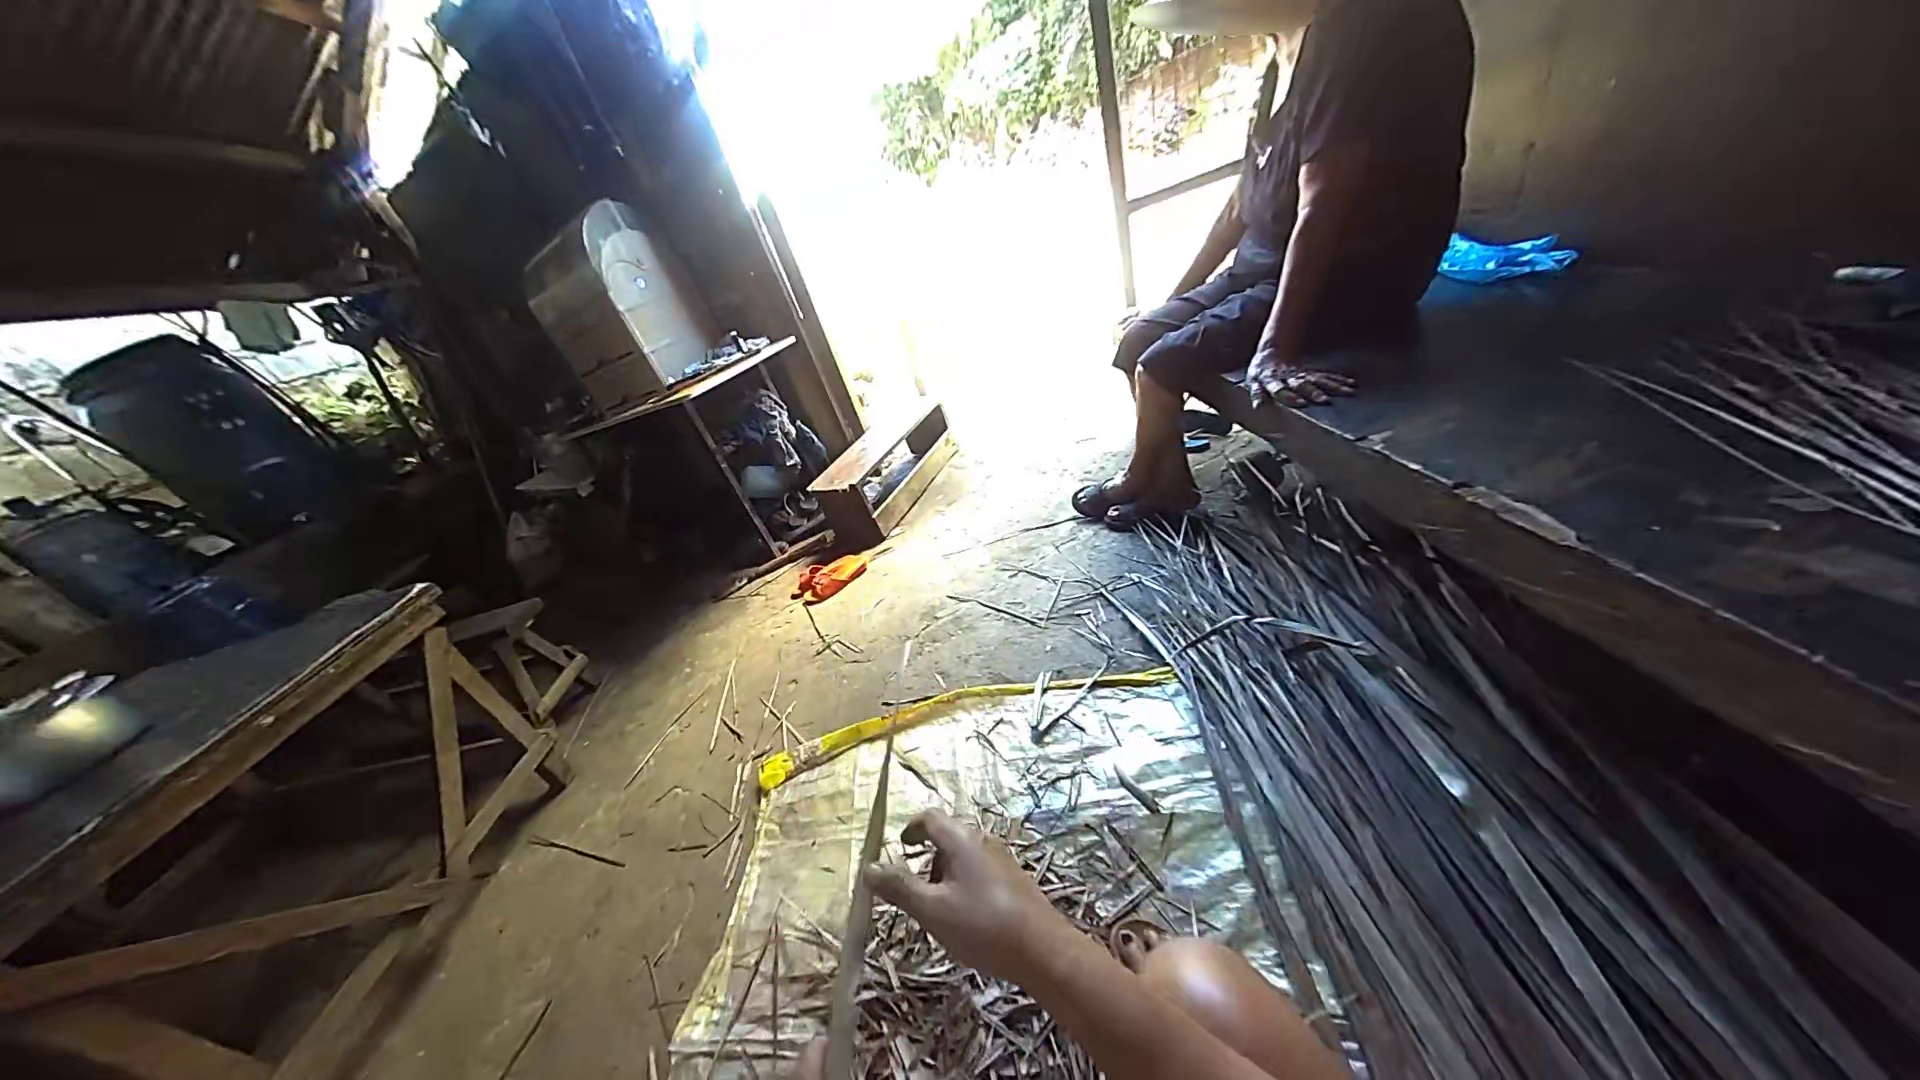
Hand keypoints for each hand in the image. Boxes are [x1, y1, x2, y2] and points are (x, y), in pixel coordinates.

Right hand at [862, 809, 1066, 981]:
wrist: (1042, 949)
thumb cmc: (982, 925)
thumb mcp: (932, 910)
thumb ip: (899, 888)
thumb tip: (869, 868)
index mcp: (961, 840)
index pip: (930, 818)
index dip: (911, 828)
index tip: (900, 847)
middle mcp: (982, 840)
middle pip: (947, 837)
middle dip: (926, 860)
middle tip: (916, 893)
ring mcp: (1001, 859)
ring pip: (964, 857)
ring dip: (945, 875)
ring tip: (940, 912)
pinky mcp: (1014, 879)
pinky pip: (980, 871)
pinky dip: (964, 885)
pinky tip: (967, 919)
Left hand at [1246, 347, 1354, 407]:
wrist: (1270, 354)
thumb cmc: (1259, 373)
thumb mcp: (1253, 381)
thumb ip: (1256, 393)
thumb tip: (1258, 406)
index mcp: (1274, 381)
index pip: (1281, 389)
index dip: (1289, 396)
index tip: (1300, 403)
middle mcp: (1290, 377)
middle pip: (1303, 385)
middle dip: (1314, 392)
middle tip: (1325, 401)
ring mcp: (1302, 374)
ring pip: (1318, 379)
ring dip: (1333, 386)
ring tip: (1348, 392)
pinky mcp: (1310, 372)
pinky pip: (1326, 375)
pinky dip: (1338, 380)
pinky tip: (1351, 384)